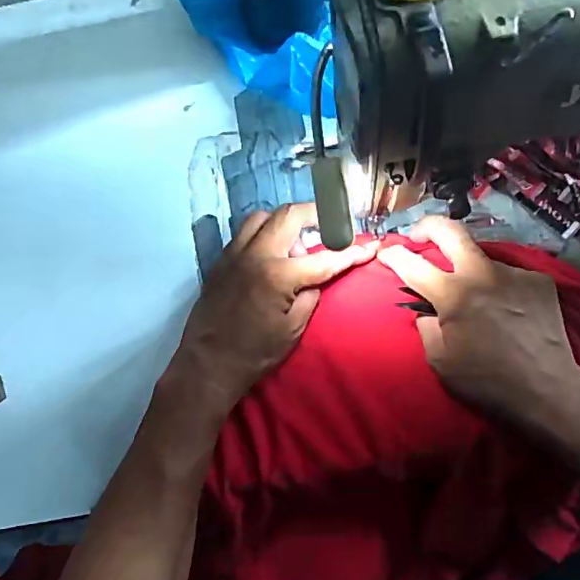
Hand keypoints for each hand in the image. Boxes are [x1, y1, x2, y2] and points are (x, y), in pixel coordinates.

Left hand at [166, 202, 377, 414]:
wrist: (207, 363)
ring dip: (285, 221)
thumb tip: (316, 279)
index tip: (371, 245)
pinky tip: (272, 252)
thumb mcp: (292, 330)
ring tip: (297, 241)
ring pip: (263, 216)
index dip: (352, 252)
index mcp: (278, 274)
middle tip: (333, 227)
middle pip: (290, 215)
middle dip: (317, 215)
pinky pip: (245, 233)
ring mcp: (234, 254)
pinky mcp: (221, 261)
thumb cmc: (254, 354)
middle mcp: (255, 254)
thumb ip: (309, 297)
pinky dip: (263, 233)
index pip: (324, 257)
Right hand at [378, 216, 579, 430]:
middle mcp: (483, 274)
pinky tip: (506, 311)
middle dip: (427, 227)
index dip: (393, 255)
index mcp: (454, 296)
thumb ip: (427, 328)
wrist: (547, 389)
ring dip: (470, 271)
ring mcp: (515, 274)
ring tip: (476, 299)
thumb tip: (428, 311)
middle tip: (418, 236)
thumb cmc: (486, 381)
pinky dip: (499, 288)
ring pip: (482, 260)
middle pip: (450, 231)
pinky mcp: (539, 281)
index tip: (385, 252)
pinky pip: (509, 276)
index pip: (413, 264)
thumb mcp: (440, 362)